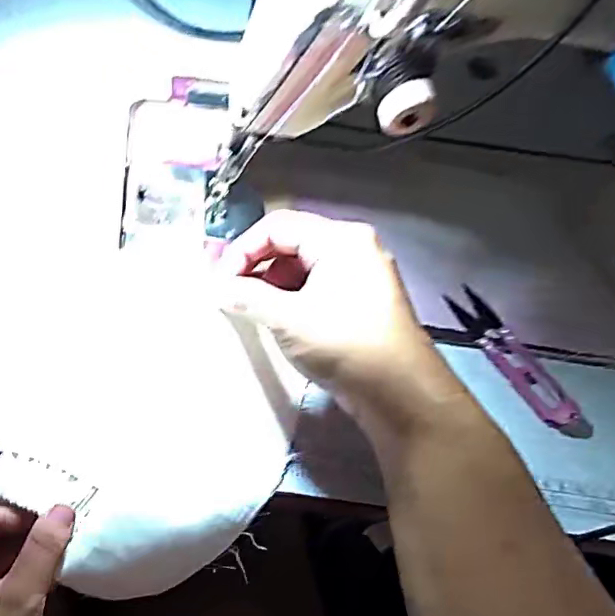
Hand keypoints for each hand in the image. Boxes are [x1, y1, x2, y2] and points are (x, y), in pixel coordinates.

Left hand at [0, 502, 73, 615]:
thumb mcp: (21, 601)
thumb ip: (42, 551)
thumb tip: (64, 508)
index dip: (25, 515)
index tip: (65, 519)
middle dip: (26, 534)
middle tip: (70, 534)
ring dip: (23, 553)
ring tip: (63, 552)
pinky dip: (13, 572)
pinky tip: (44, 574)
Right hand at [213, 210, 468, 438]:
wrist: (396, 389)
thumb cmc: (343, 344)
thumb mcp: (286, 318)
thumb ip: (246, 296)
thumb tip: (218, 288)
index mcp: (340, 240)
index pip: (276, 226)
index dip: (241, 250)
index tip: (220, 282)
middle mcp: (352, 247)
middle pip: (287, 241)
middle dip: (253, 265)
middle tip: (228, 293)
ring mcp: (358, 272)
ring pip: (297, 264)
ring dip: (267, 282)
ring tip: (248, 308)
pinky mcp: (356, 297)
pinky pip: (311, 283)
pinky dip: (286, 295)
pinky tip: (273, 317)